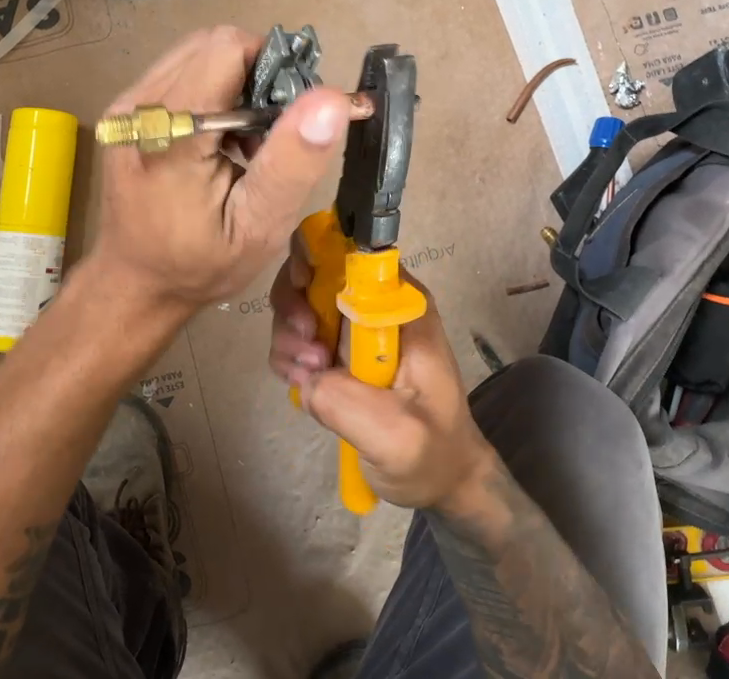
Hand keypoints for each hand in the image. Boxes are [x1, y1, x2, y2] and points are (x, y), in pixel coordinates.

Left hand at [85, 26, 352, 318]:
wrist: (135, 284)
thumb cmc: (199, 265)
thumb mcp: (257, 228)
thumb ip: (291, 163)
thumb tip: (329, 98)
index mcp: (168, 133)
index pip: (227, 49)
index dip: (271, 71)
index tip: (289, 119)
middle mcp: (138, 106)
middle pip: (212, 45)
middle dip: (254, 79)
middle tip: (269, 137)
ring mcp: (125, 105)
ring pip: (197, 54)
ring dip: (234, 86)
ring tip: (244, 143)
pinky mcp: (124, 110)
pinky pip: (179, 73)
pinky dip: (211, 94)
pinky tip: (218, 141)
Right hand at [267, 242, 498, 509]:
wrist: (440, 479)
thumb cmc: (432, 454)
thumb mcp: (398, 437)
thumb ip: (347, 402)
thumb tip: (306, 377)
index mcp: (402, 304)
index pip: (351, 250)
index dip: (314, 259)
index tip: (303, 305)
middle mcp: (374, 304)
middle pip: (312, 271)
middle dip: (294, 309)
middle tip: (308, 357)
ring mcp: (352, 326)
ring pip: (297, 305)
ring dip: (289, 339)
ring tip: (309, 378)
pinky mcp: (335, 350)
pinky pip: (295, 337)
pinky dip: (289, 358)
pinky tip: (304, 386)